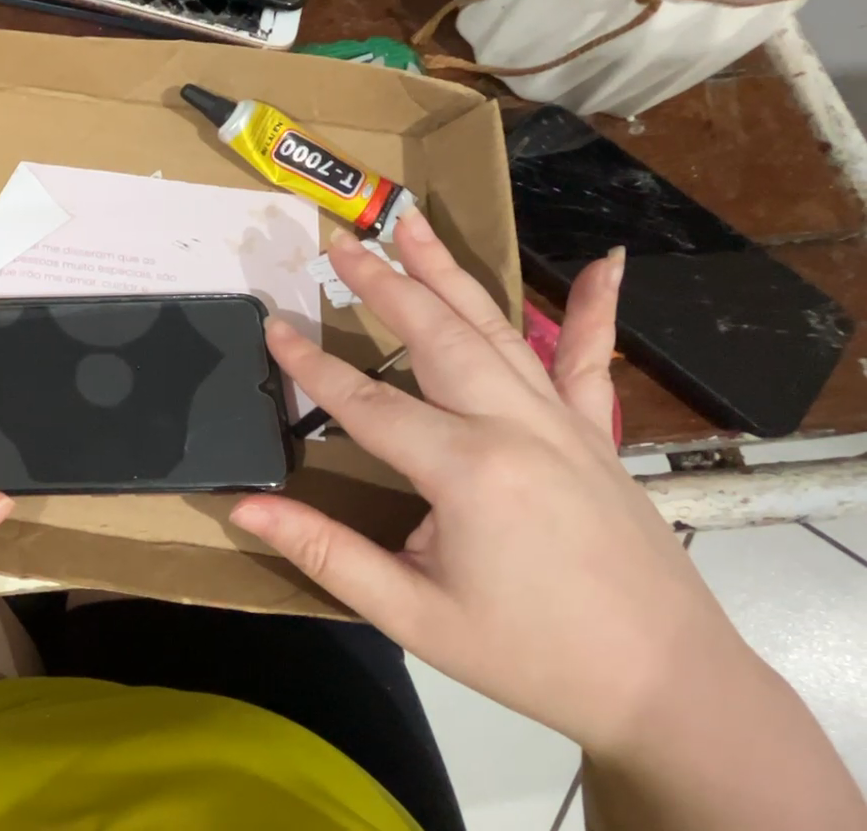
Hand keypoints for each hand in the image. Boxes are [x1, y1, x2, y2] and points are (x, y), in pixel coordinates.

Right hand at [228, 210, 753, 757]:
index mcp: (467, 470)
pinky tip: (606, 264)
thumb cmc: (528, 654)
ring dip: (450, 274)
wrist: (669, 688)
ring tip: (412, 227)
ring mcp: (565, 425)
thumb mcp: (411, 614)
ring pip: (497, 331)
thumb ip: (325, 551)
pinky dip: (597, 310)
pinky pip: (588, 362)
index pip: (368, 402)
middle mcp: (517, 428)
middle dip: (382, 284)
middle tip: (340, 241)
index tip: (272, 326)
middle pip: (436, 336)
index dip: (311, 364)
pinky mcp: (596, 436)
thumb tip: (245, 506)